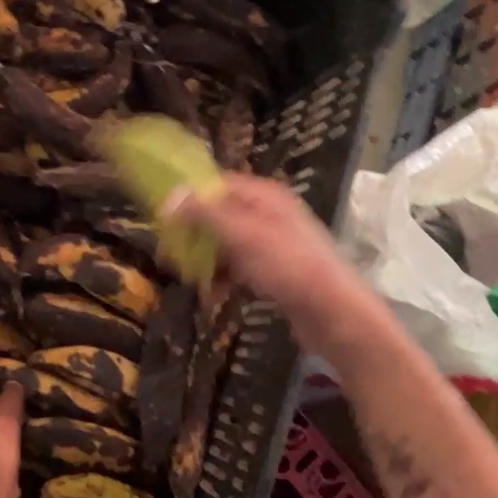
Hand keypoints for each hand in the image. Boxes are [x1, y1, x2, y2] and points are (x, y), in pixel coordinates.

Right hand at [168, 174, 377, 349]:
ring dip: (206, 259)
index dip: (190, 196)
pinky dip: (225, 277)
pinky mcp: (276, 273)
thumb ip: (205, 215)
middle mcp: (270, 214)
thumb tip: (169, 197)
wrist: (334, 314)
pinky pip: (241, 268)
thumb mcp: (243, 235)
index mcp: (265, 196)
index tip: (162, 215)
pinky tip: (214, 294)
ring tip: (187, 277)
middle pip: (221, 215)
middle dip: (194, 233)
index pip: (219, 183)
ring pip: (228, 244)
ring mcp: (274, 245)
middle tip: (167, 253)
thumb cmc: (288, 266)